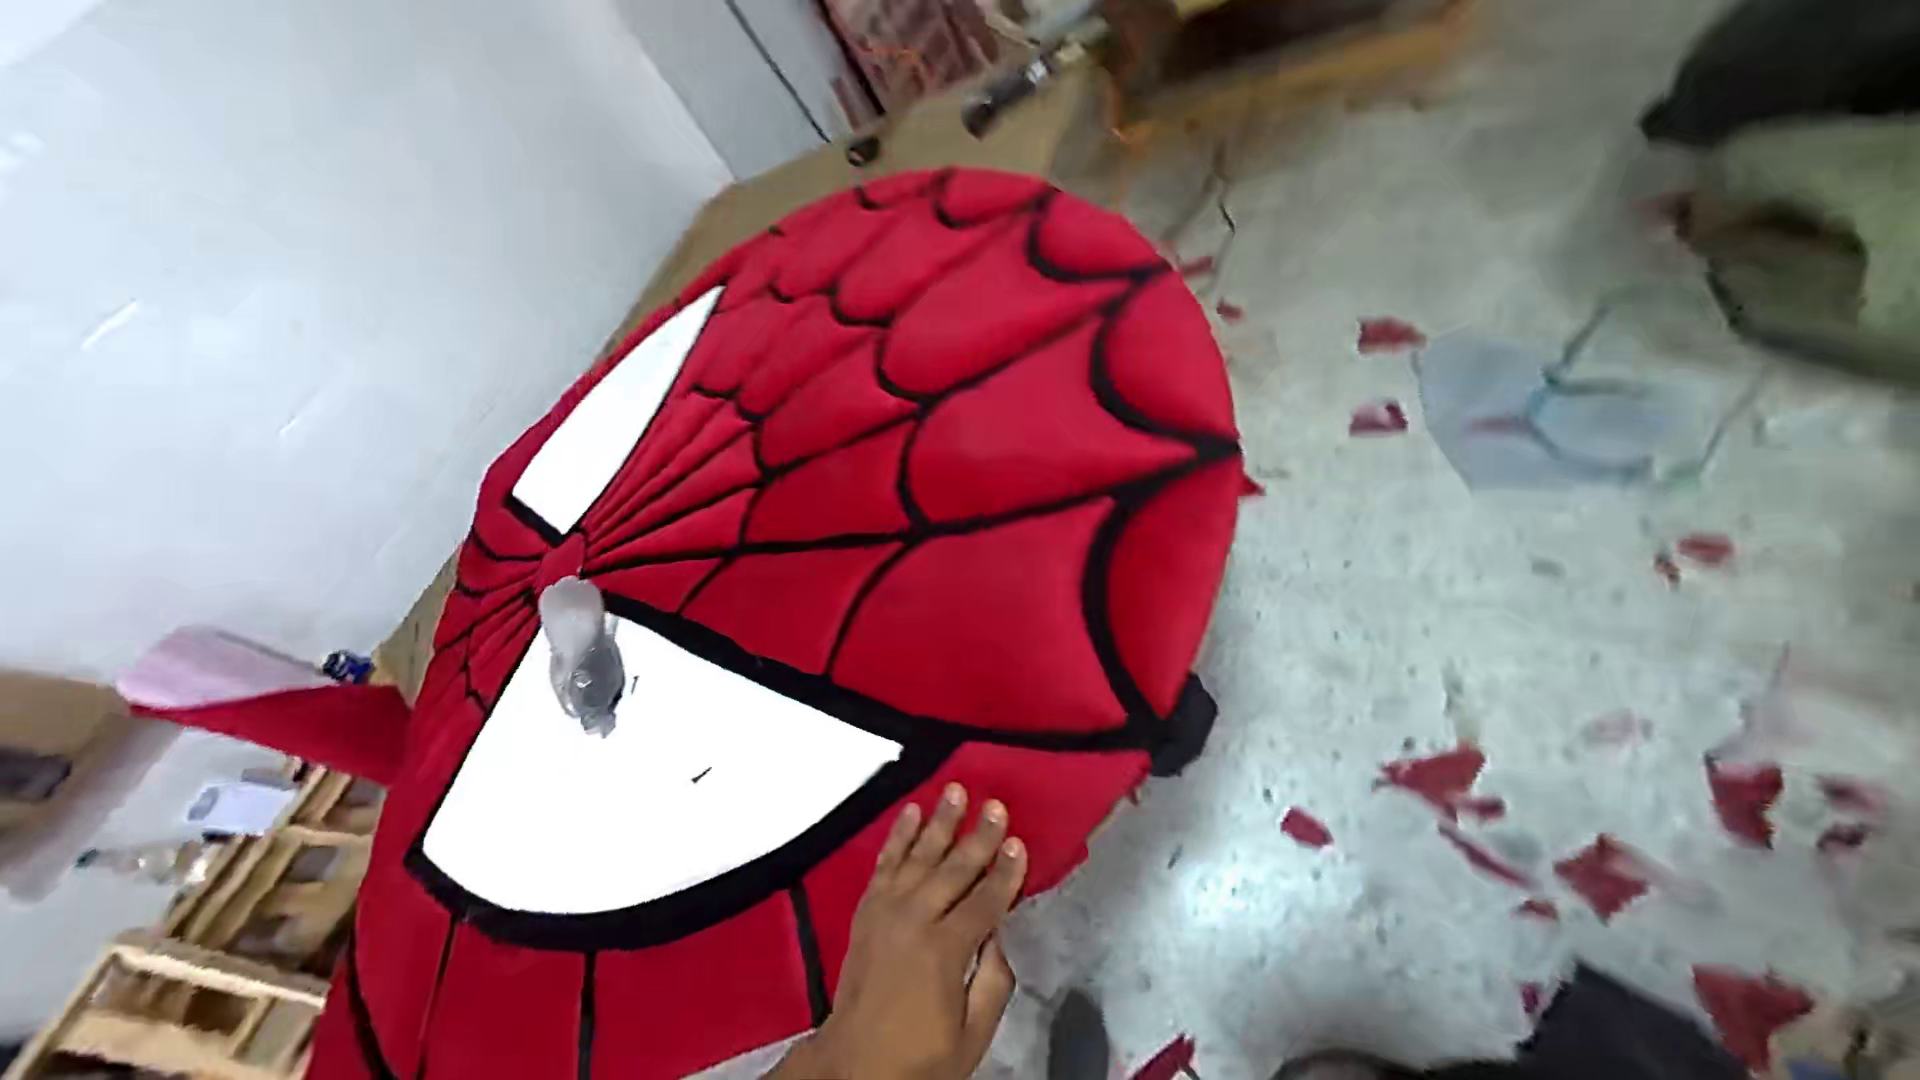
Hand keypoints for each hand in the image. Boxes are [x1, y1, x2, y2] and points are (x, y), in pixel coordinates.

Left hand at [770, 784, 1026, 1079]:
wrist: (851, 1065)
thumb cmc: (918, 1056)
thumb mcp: (971, 1037)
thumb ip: (993, 982)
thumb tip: (999, 933)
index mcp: (944, 952)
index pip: (984, 902)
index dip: (1005, 872)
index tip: (1019, 843)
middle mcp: (915, 920)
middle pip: (954, 869)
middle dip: (979, 836)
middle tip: (996, 805)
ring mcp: (887, 908)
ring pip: (920, 854)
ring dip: (940, 821)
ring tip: (956, 790)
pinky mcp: (868, 906)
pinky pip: (886, 861)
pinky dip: (899, 834)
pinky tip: (912, 810)